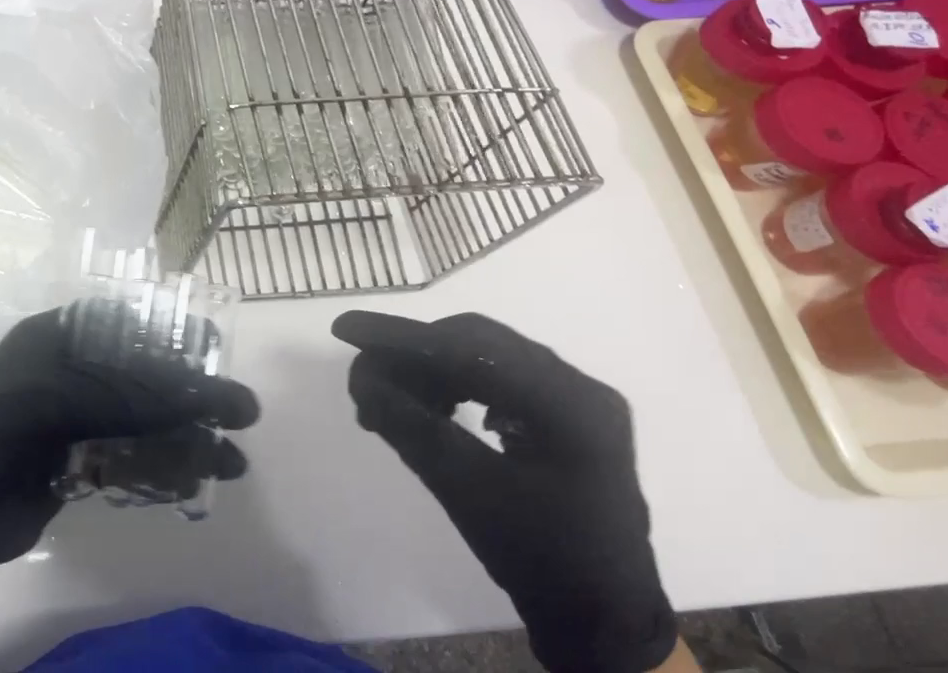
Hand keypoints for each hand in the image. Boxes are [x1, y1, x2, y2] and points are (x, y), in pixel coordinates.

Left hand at [0, 306, 259, 628]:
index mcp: (52, 340)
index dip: (169, 332)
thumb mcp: (46, 399)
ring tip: (232, 462)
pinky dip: (165, 469)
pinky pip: (131, 461)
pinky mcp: (76, 469)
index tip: (214, 346)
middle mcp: (66, 375)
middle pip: (141, 375)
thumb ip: (124, 395)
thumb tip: (204, 393)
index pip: (123, 324)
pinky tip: (197, 481)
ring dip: (188, 437)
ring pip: (144, 422)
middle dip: (190, 392)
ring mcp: (72, 424)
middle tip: (240, 411)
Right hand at [332, 311, 677, 672]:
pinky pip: (499, 381)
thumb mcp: (464, 489)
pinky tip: (433, 411)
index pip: (470, 349)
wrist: (603, 618)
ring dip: (430, 374)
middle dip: (413, 356)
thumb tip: (360, 378)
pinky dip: (455, 388)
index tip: (344, 329)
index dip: (401, 337)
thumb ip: (408, 425)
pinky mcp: (568, 418)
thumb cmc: (539, 558)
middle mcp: (580, 387)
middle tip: (365, 383)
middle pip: (477, 344)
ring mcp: (578, 401)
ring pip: (485, 359)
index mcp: (569, 403)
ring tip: (389, 405)